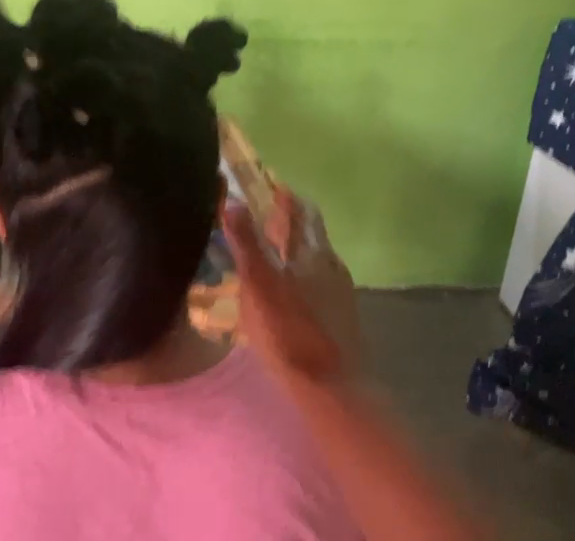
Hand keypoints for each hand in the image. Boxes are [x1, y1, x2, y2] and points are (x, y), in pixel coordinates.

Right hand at [225, 188, 360, 385]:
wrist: (331, 388)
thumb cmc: (289, 331)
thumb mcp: (258, 284)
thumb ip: (246, 243)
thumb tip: (234, 200)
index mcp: (312, 250)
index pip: (302, 210)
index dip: (285, 196)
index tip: (268, 187)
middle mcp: (330, 263)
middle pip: (310, 233)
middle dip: (288, 222)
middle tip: (261, 219)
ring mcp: (339, 290)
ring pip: (314, 258)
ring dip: (293, 250)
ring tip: (267, 255)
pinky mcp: (339, 315)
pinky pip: (317, 282)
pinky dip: (299, 275)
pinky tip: (284, 293)